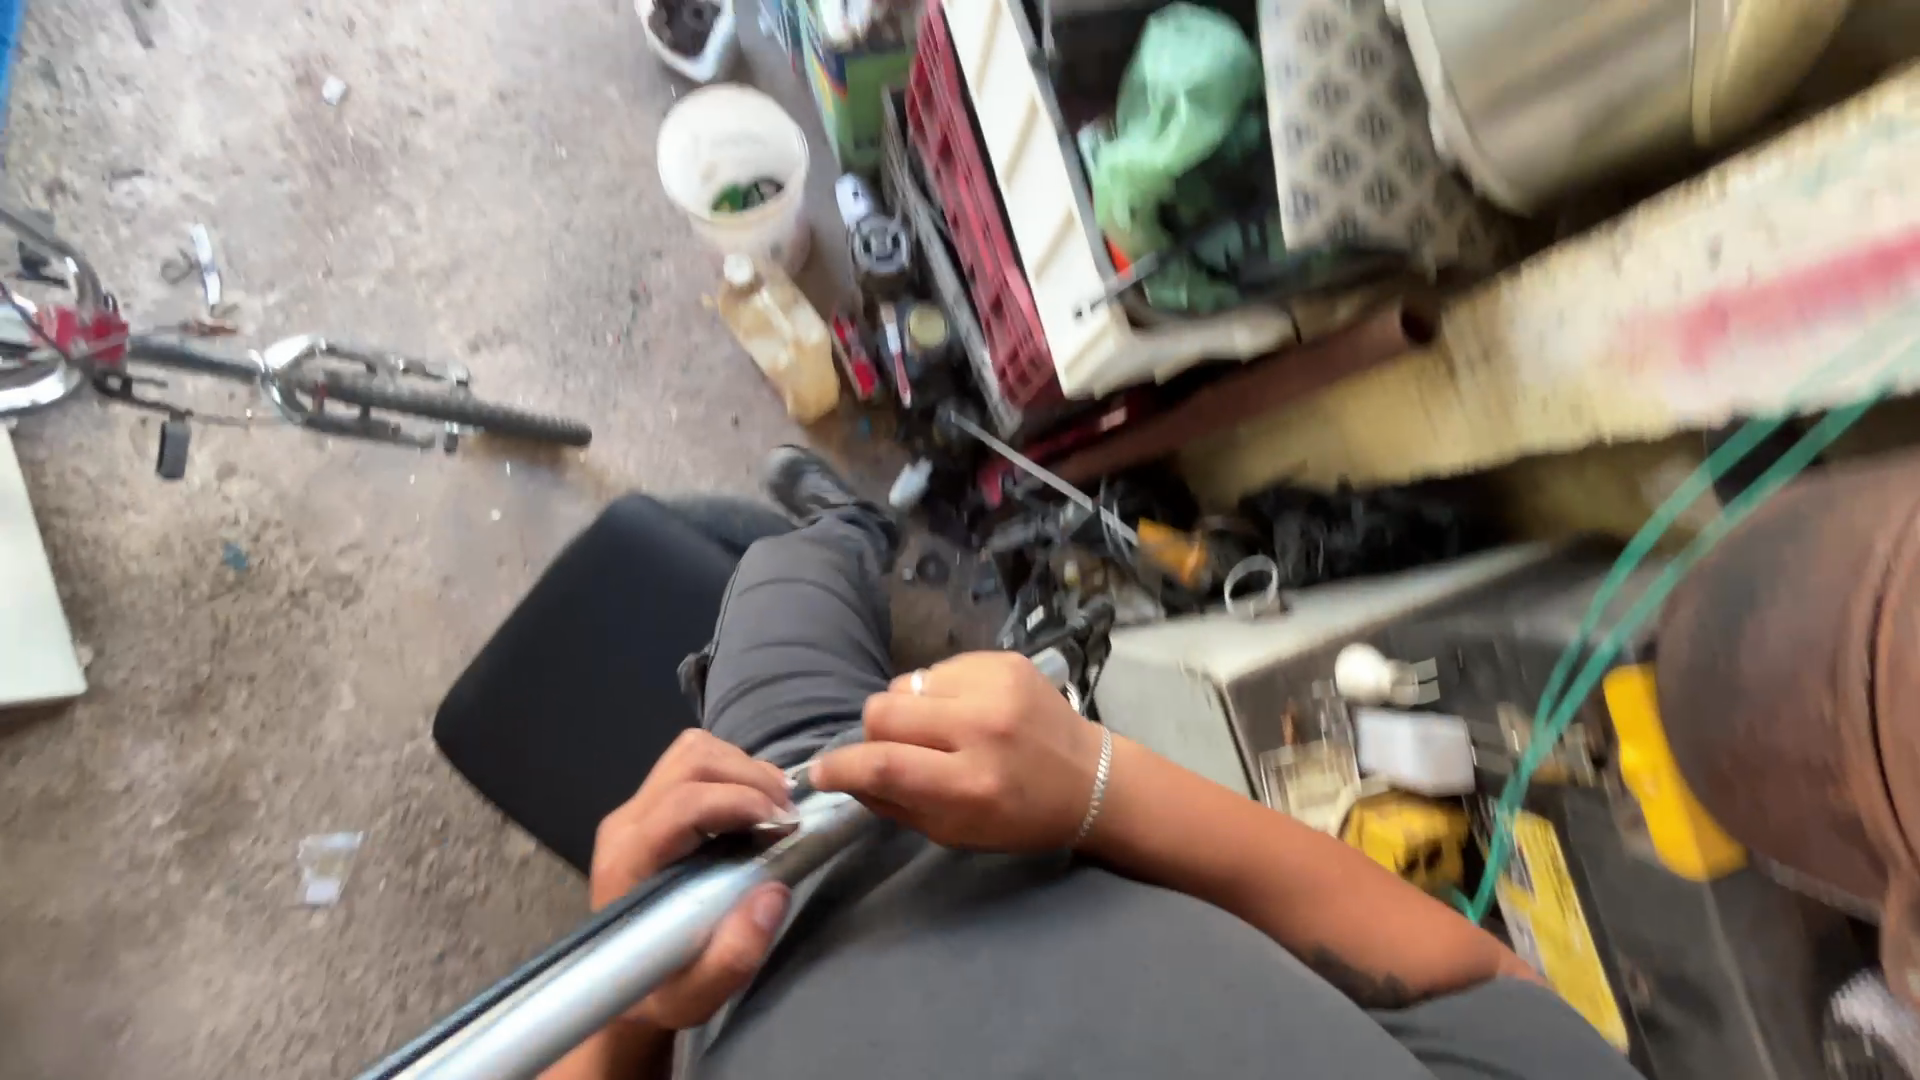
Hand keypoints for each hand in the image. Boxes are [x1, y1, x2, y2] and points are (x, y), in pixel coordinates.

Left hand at [588, 729, 794, 1030]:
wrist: (628, 983)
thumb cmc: (662, 988)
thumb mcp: (697, 996)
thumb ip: (733, 956)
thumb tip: (773, 892)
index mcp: (628, 864)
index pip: (683, 803)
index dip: (740, 801)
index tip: (783, 822)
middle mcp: (625, 825)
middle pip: (692, 761)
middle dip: (751, 777)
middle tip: (789, 813)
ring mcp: (635, 807)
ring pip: (694, 750)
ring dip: (745, 767)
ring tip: (777, 804)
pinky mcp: (651, 800)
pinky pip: (696, 757)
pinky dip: (736, 767)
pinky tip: (756, 801)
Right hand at [809, 652, 1104, 852]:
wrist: (1089, 777)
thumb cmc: (1021, 817)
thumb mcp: (956, 833)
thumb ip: (897, 804)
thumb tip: (848, 776)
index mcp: (971, 784)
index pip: (884, 764)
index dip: (841, 766)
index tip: (821, 771)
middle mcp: (982, 727)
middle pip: (883, 710)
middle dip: (875, 733)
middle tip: (895, 748)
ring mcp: (995, 685)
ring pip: (907, 682)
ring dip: (910, 708)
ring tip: (939, 727)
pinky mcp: (1004, 659)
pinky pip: (939, 667)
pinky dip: (938, 690)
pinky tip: (965, 708)